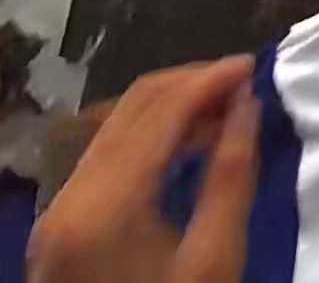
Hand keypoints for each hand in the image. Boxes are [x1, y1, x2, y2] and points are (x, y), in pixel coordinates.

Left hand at [30, 57, 258, 282]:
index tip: (258, 64)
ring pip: (122, 120)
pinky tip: (195, 135)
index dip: (213, 79)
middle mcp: (70, 197)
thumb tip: (248, 101)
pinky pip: (114, 148)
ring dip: (179, 101)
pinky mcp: (64, 222)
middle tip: (246, 81)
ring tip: (229, 105)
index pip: (162, 110)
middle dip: (196, 81)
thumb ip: (233, 170)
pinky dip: (159, 127)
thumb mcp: (216, 254)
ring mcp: (60, 209)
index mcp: (104, 207)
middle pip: (136, 104)